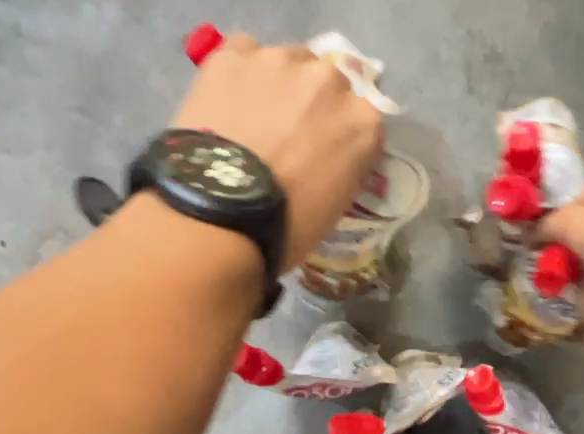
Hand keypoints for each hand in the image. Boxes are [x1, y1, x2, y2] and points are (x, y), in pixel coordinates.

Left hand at [169, 34, 386, 268]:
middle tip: (286, 139)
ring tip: (252, 121)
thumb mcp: (333, 209)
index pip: (360, 123)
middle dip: (311, 108)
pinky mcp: (234, 54)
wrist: (220, 214)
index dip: (339, 140)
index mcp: (363, 124)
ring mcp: (280, 61)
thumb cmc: (285, 228)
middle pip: (326, 85)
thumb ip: (342, 169)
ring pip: (286, 65)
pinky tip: (228, 105)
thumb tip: (327, 160)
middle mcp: (329, 81)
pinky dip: (239, 75)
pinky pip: (243, 55)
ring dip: (277, 88)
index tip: (323, 157)